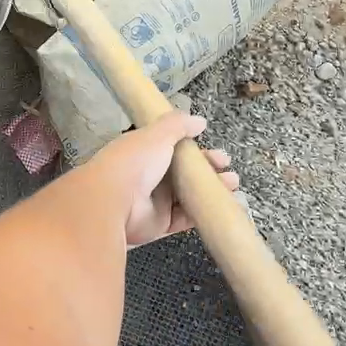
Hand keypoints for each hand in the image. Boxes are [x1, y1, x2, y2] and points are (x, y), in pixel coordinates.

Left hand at [81, 112, 238, 246]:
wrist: (112, 201)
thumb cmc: (134, 161)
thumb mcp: (156, 135)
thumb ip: (178, 125)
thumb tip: (200, 121)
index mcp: (145, 152)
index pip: (176, 150)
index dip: (198, 151)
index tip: (220, 155)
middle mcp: (149, 176)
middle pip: (185, 174)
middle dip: (209, 172)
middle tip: (229, 172)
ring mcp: (154, 201)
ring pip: (189, 196)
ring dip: (212, 191)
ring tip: (232, 187)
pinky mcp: (160, 224)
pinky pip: (187, 218)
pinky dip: (206, 213)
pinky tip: (227, 207)